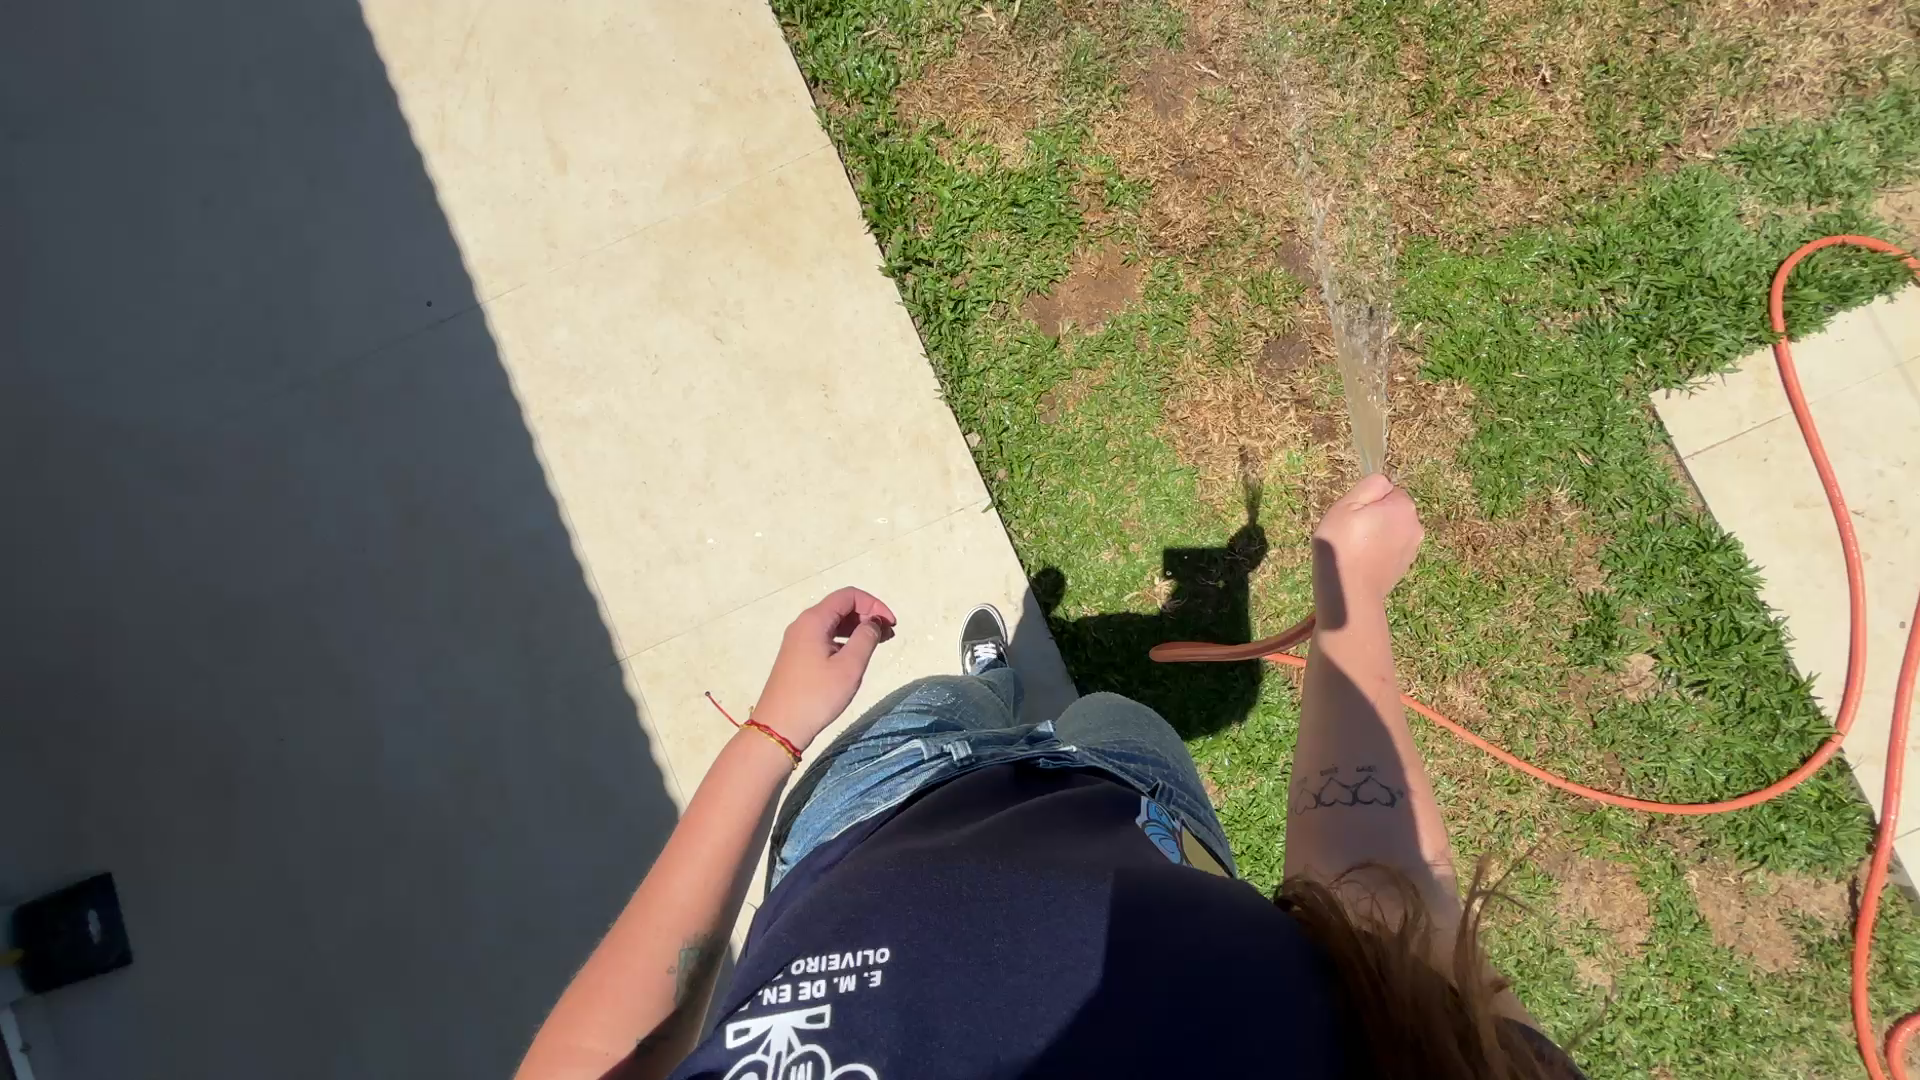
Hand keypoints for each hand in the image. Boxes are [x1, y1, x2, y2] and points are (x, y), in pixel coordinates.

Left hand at [753, 587, 896, 750]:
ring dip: (857, 628)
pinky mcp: (797, 655)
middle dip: (867, 615)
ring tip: (878, 643)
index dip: (874, 604)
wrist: (779, 727)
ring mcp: (798, 640)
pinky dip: (844, 640)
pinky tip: (856, 656)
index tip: (891, 624)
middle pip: (840, 607)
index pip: (849, 596)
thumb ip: (866, 638)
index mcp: (814, 620)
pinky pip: (825, 637)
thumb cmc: (816, 695)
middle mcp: (804, 624)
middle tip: (888, 635)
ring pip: (833, 623)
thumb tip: (873, 622)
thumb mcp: (849, 667)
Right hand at [1311, 474, 1422, 609]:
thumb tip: (1383, 483)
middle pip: (1392, 511)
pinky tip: (1362, 562)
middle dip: (1374, 517)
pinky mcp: (1404, 566)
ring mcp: (1412, 548)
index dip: (1367, 500)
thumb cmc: (1341, 544)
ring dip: (1377, 535)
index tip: (1351, 515)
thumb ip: (1369, 486)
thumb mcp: (1346, 505)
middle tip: (1349, 531)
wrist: (1349, 590)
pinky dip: (1378, 551)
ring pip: (1391, 530)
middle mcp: (1415, 525)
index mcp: (1403, 506)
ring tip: (1354, 548)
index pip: (1387, 490)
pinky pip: (1391, 549)